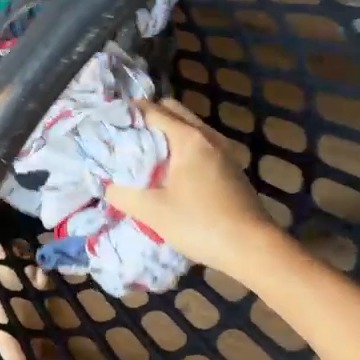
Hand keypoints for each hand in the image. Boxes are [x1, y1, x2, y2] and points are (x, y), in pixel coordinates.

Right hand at [105, 99, 282, 277]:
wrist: (255, 249)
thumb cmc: (201, 223)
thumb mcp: (152, 211)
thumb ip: (122, 193)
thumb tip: (104, 184)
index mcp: (187, 138)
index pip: (151, 110)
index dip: (127, 113)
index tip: (108, 124)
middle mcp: (207, 136)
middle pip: (172, 110)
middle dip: (148, 117)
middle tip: (127, 137)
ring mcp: (223, 150)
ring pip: (188, 126)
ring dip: (167, 131)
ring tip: (145, 152)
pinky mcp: (231, 166)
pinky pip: (200, 142)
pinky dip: (182, 144)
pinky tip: (172, 169)